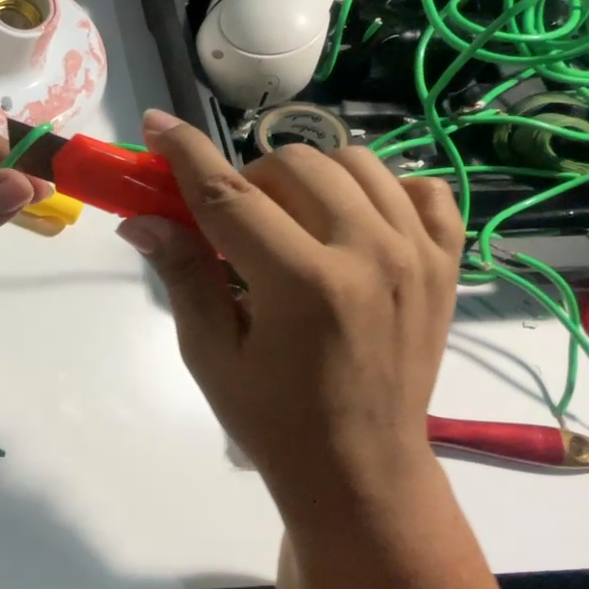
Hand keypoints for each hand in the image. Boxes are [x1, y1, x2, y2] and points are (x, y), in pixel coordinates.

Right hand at [119, 110, 462, 501]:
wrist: (358, 463)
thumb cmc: (268, 416)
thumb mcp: (210, 352)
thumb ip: (183, 275)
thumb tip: (141, 220)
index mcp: (302, 283)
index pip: (229, 195)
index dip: (185, 154)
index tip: (155, 125)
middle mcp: (368, 253)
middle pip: (293, 166)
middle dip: (244, 178)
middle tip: (224, 220)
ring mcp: (419, 252)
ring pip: (355, 162)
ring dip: (304, 175)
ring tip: (283, 218)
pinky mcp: (447, 260)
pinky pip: (419, 187)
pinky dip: (376, 188)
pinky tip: (347, 220)